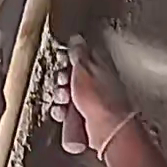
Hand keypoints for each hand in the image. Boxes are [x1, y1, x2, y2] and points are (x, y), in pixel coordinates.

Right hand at [49, 36, 136, 155]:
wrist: (106, 128)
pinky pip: (66, 110)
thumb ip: (79, 53)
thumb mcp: (85, 68)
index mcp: (99, 65)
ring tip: (64, 100)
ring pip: (66, 93)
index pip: (81, 54)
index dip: (68, 57)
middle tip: (63, 83)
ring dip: (59, 96)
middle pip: (70, 75)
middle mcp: (96, 82)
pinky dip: (61, 111)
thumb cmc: (98, 96)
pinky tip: (63, 113)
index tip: (62, 60)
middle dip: (61, 79)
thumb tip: (76, 38)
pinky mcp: (84, 116)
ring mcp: (90, 100)